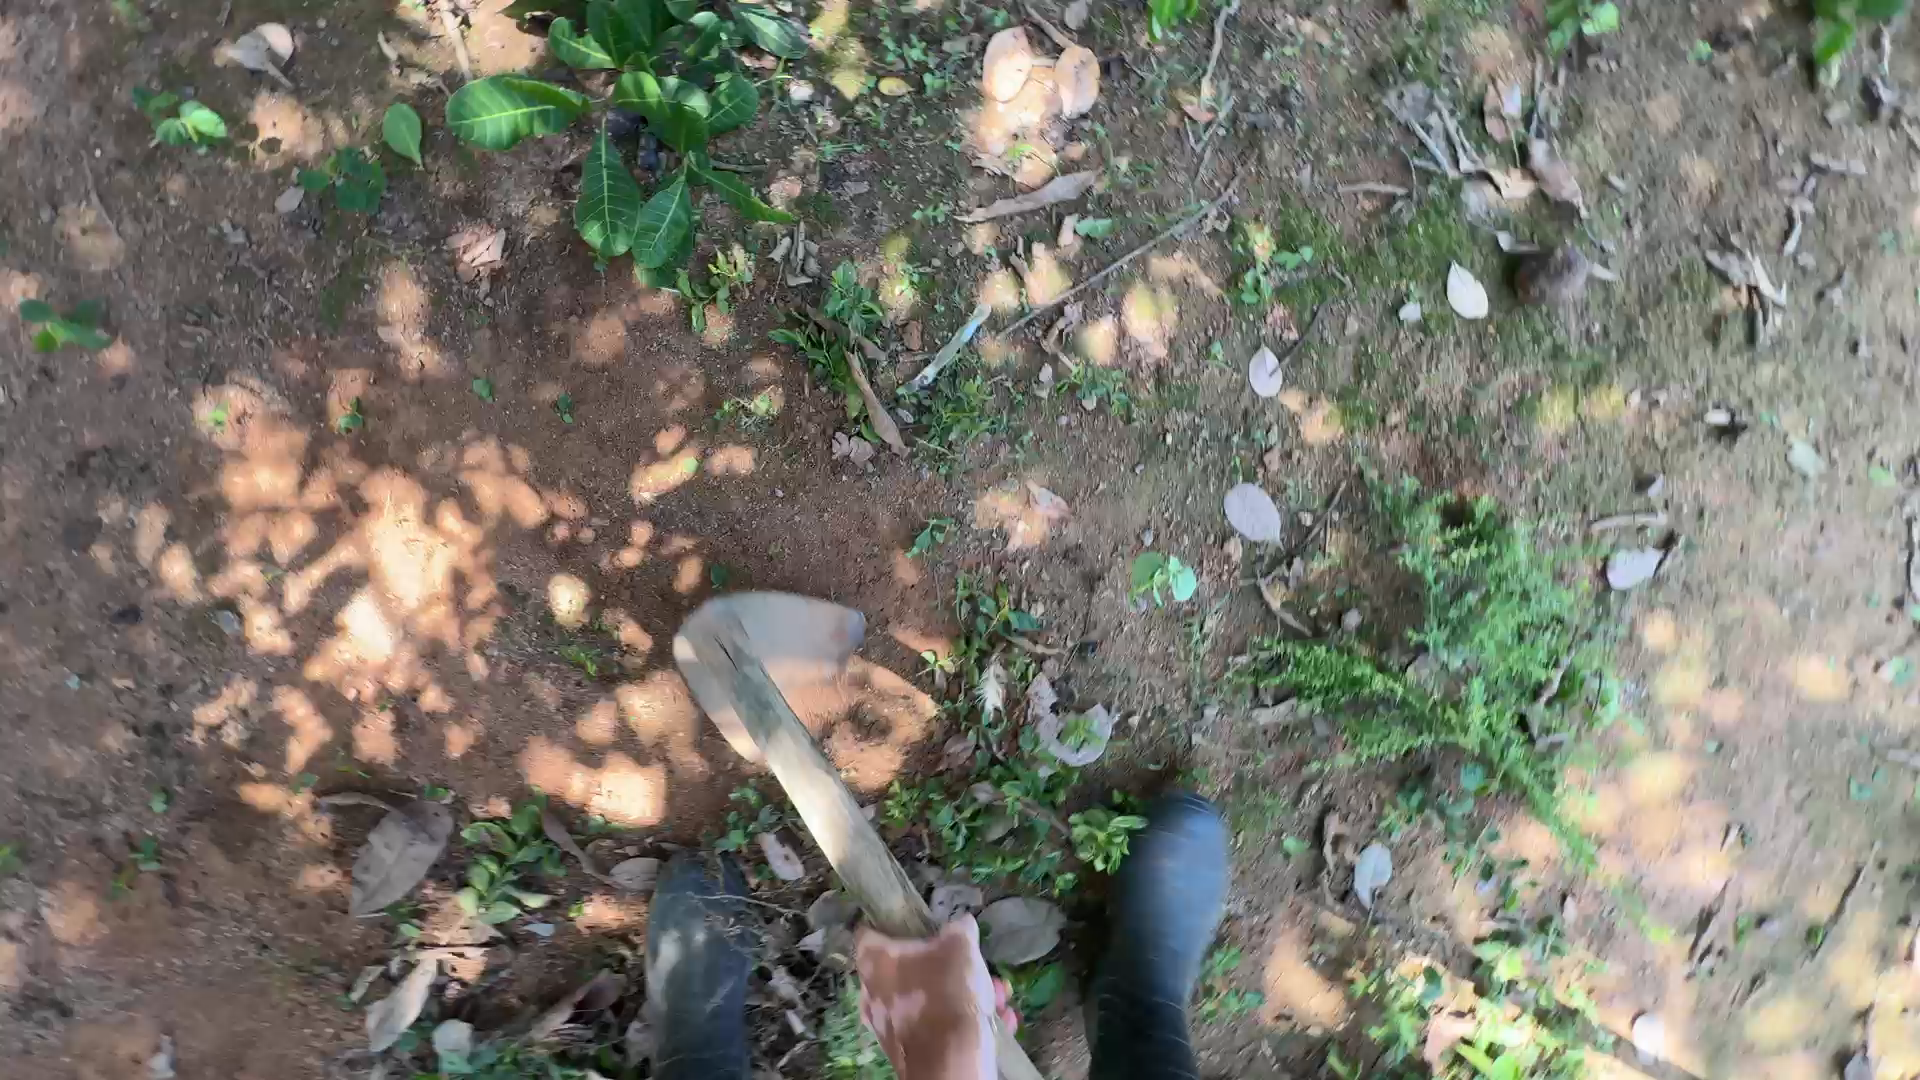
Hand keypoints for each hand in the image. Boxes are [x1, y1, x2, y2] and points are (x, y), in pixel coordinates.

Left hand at [854, 916, 1015, 1079]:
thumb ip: (960, 928)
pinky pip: (936, 1025)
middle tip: (972, 961)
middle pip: (907, 965)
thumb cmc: (947, 995)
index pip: (869, 929)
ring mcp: (888, 1026)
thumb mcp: (961, 946)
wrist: (950, 1067)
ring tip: (997, 993)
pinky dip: (963, 1019)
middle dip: (947, 962)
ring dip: (963, 991)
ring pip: (928, 997)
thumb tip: (961, 923)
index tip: (917, 919)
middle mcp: (873, 992)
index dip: (891, 920)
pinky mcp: (908, 1051)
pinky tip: (999, 1019)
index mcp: (874, 960)